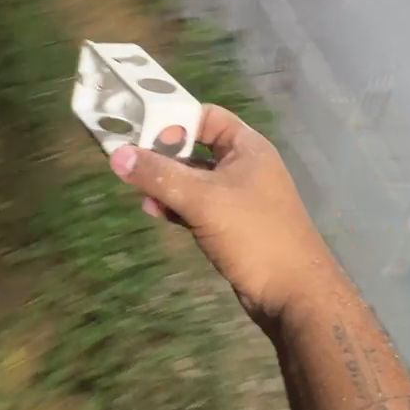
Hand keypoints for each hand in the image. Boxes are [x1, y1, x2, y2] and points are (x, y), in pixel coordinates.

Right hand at [110, 104, 337, 328]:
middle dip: (164, 155)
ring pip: (193, 180)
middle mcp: (243, 167)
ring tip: (139, 192)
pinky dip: (176, 206)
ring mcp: (237, 197)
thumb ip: (159, 176)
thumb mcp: (202, 199)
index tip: (142, 129)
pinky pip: (196, 206)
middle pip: (195, 148)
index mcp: (247, 147)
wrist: (293, 294)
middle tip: (130, 161)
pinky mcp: (230, 225)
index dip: (175, 119)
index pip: (207, 116)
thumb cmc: (253, 233)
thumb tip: (116, 155)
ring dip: (166, 184)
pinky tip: (155, 212)